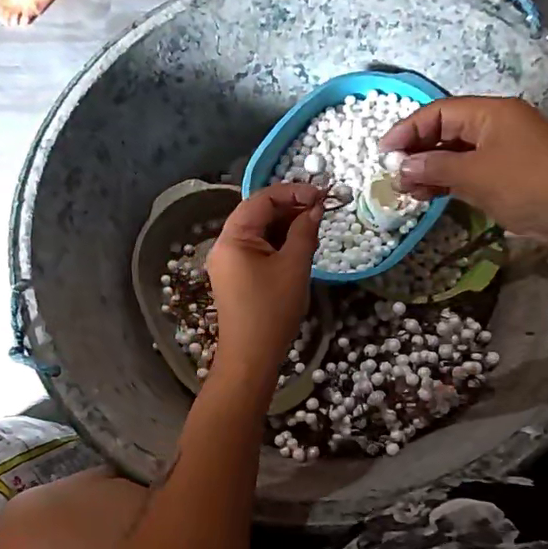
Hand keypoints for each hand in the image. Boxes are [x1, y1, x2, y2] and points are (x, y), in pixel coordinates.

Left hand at [205, 183, 323, 377]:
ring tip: (315, 227)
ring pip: (259, 231)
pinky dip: (279, 243)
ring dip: (286, 225)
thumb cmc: (272, 310)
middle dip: (290, 207)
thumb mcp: (294, 266)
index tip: (322, 195)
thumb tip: (315, 208)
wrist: (251, 356)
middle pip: (258, 213)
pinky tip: (300, 246)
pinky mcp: (237, 276)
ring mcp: (229, 262)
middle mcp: (225, 245)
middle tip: (322, 210)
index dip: (292, 192)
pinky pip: (258, 249)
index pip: (261, 199)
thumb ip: (305, 231)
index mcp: (232, 238)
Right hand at [379, 96, 547, 243]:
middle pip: (446, 131)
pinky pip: (470, 170)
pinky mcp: (509, 172)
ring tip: (408, 191)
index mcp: (490, 112)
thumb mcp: (475, 175)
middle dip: (417, 152)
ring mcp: (504, 149)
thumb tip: (402, 168)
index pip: (438, 113)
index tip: (383, 152)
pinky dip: (449, 181)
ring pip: (456, 153)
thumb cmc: (529, 185)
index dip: (407, 130)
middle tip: (393, 176)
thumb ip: (435, 169)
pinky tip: (430, 196)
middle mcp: (496, 124)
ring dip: (430, 170)